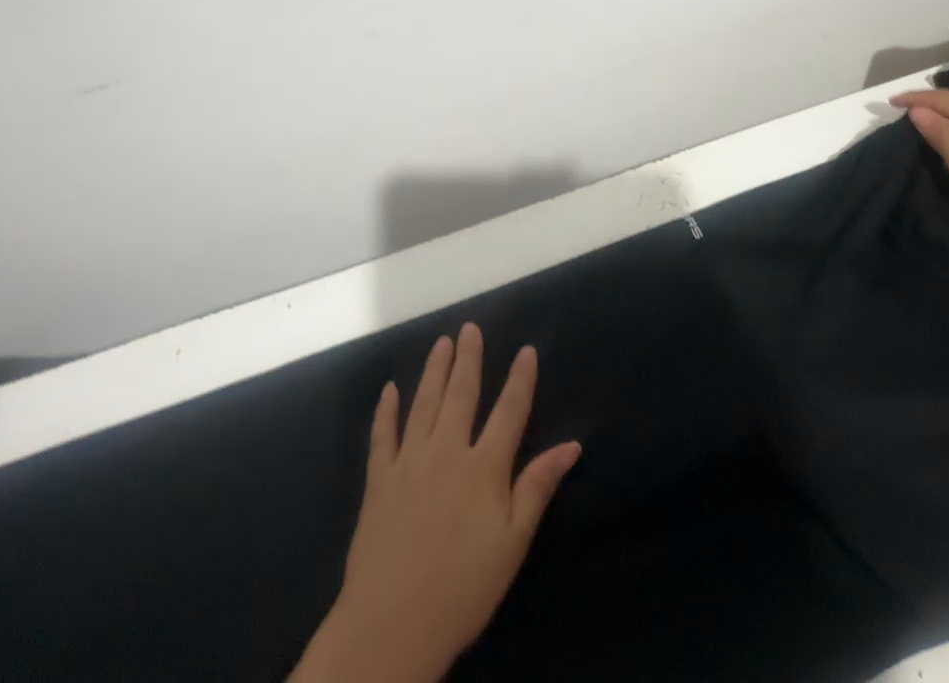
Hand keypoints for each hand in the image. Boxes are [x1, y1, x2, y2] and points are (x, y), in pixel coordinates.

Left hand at [290, 323, 581, 682]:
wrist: (392, 621)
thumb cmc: (464, 585)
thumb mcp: (513, 541)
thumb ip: (537, 487)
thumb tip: (570, 444)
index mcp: (484, 467)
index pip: (509, 411)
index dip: (520, 379)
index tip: (526, 350)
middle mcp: (446, 453)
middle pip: (461, 396)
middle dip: (469, 360)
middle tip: (471, 328)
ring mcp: (407, 463)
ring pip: (423, 405)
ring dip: (433, 372)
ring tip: (441, 343)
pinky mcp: (378, 481)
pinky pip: (382, 435)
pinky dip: (386, 410)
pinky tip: (390, 390)